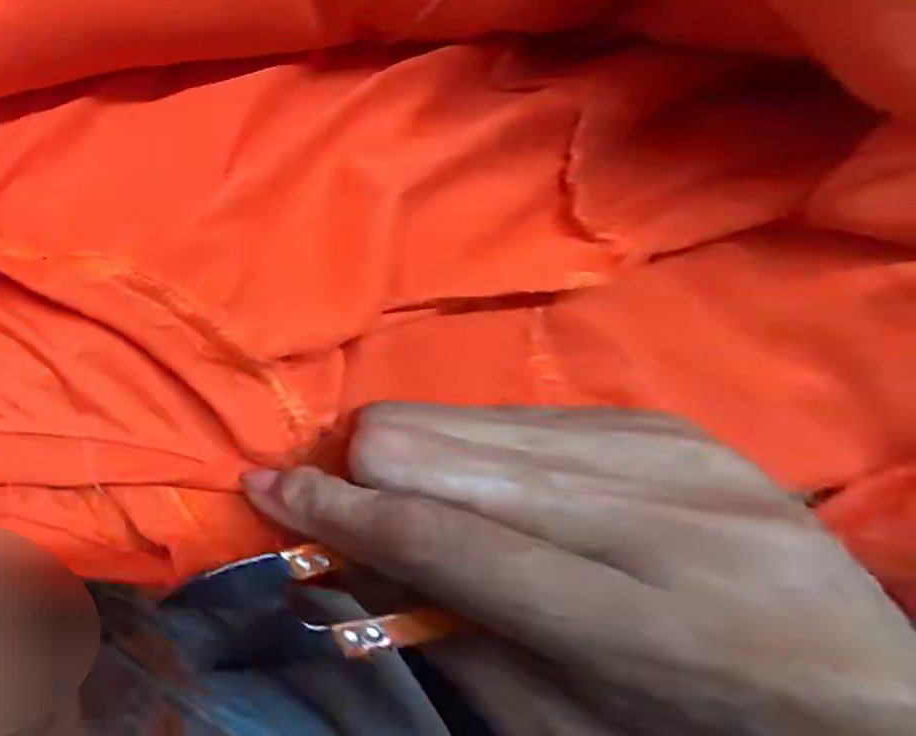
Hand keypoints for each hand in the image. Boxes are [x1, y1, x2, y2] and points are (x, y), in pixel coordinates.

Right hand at [244, 405, 915, 735]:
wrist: (892, 708)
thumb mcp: (561, 727)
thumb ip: (428, 625)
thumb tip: (319, 544)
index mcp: (649, 627)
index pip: (434, 538)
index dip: (332, 511)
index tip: (261, 487)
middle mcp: (656, 514)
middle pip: (418, 445)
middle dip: (359, 474)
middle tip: (357, 509)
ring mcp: (661, 449)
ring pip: (440, 412)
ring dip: (403, 455)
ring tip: (429, 499)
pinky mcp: (654, 417)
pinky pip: (492, 410)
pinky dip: (465, 449)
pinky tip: (502, 490)